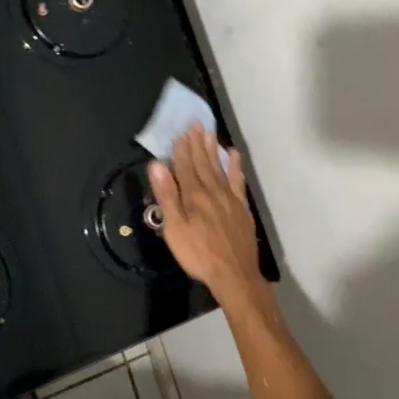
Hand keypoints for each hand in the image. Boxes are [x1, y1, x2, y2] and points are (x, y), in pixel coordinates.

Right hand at [148, 125, 261, 300]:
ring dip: (213, 150)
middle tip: (195, 124)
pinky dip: (235, 167)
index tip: (181, 131)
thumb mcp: (175, 228)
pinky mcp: (241, 208)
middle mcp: (212, 191)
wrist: (234, 273)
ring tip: (209, 132)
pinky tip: (234, 156)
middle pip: (203, 163)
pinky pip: (237, 181)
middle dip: (197, 143)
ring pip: (219, 168)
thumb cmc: (198, 254)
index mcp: (194, 196)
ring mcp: (229, 198)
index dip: (182, 148)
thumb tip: (157, 165)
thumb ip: (167, 196)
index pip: (186, 166)